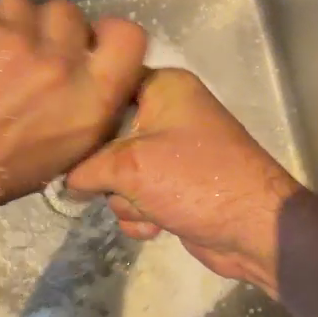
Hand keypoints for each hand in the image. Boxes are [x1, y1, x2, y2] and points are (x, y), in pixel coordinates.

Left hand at [0, 0, 147, 224]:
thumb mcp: (61, 155)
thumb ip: (87, 107)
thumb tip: (92, 71)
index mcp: (90, 101)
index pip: (128, 36)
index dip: (105, 37)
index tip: (83, 47)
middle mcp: (58, 62)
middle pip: (69, 14)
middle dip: (47, 33)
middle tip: (18, 63)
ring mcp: (11, 35)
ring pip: (21, 4)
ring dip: (6, 26)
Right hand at [66, 68, 303, 295]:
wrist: (253, 229)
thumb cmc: (195, 180)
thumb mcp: (129, 167)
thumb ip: (84, 168)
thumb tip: (64, 180)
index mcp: (163, 88)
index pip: (105, 88)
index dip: (84, 114)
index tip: (66, 138)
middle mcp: (167, 115)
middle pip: (106, 140)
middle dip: (109, 174)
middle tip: (120, 184)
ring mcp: (170, 155)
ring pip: (117, 177)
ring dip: (128, 201)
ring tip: (152, 208)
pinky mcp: (173, 189)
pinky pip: (135, 200)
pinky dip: (142, 216)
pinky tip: (159, 225)